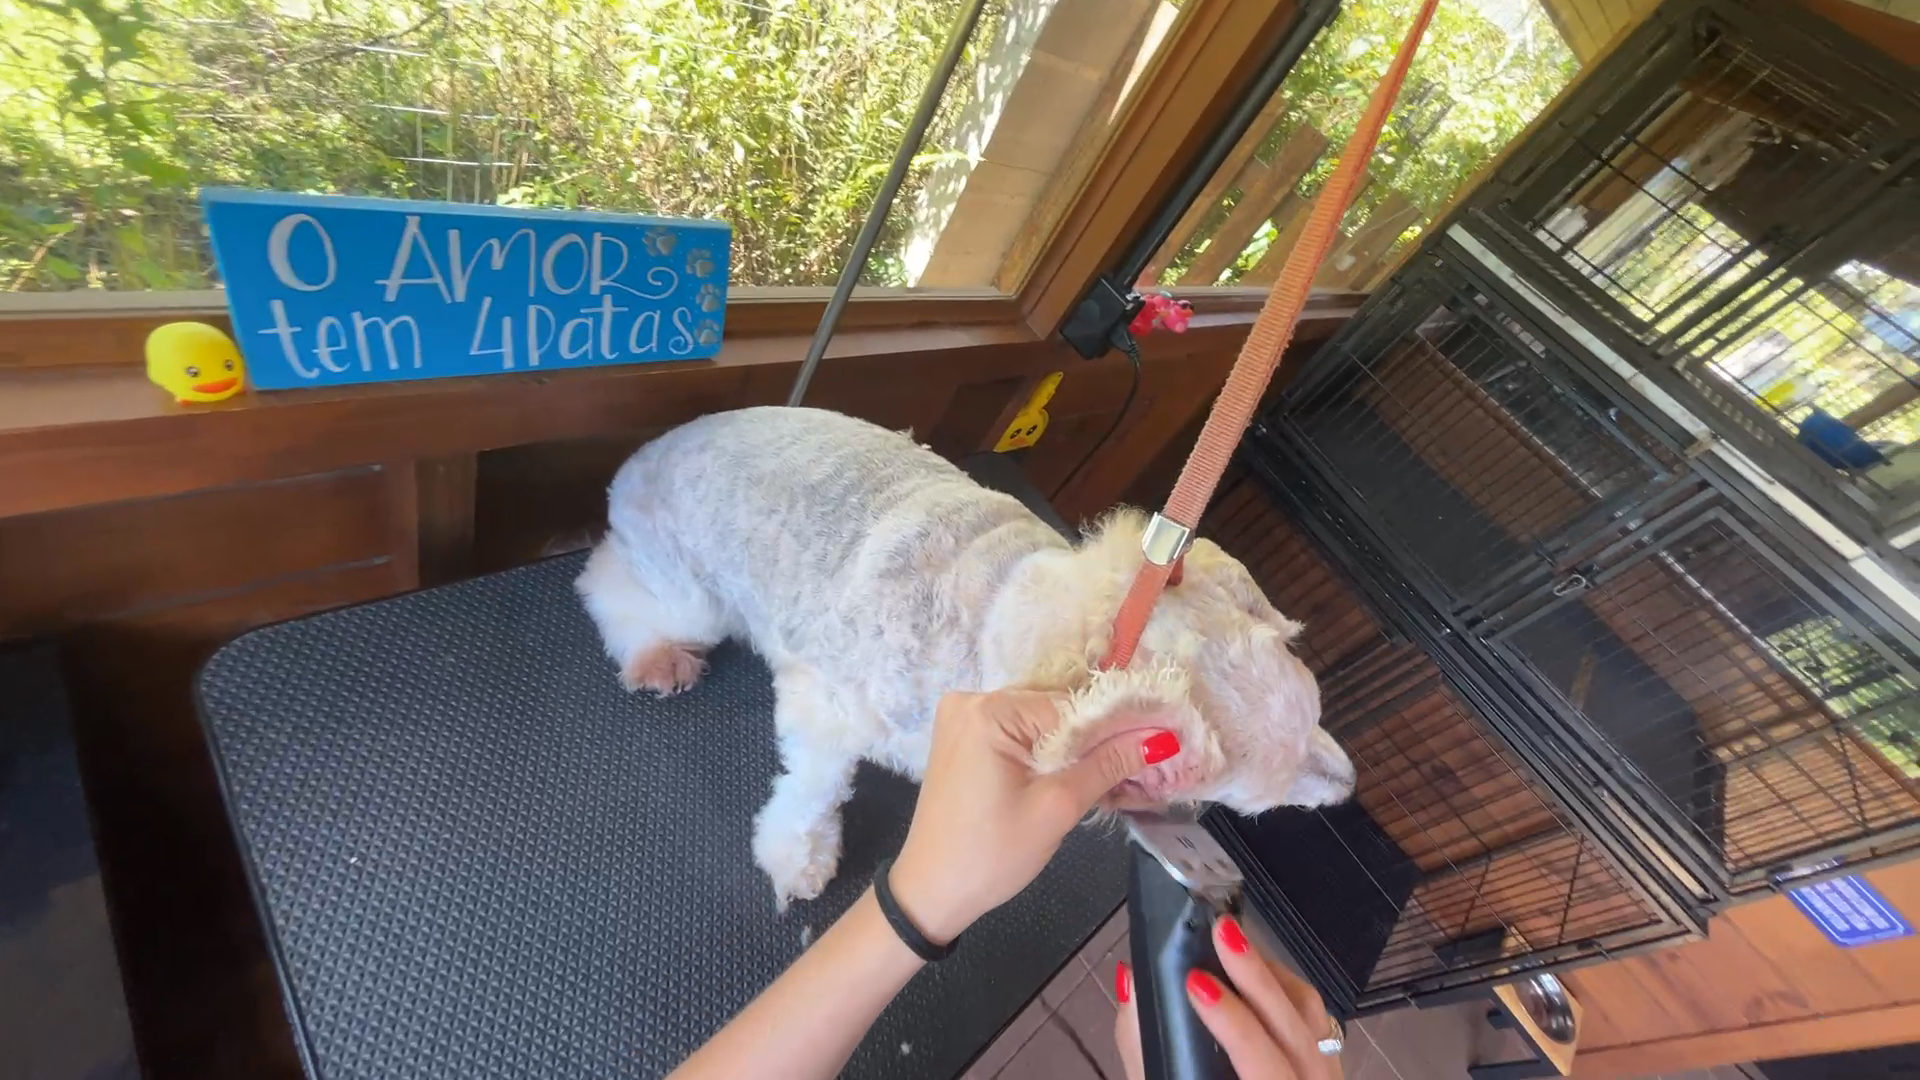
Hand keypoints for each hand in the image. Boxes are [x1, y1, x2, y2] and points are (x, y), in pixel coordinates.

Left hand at [889, 690, 1177, 944]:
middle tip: (1142, 761)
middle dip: (1095, 737)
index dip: (1116, 727)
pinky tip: (1071, 770)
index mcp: (989, 710)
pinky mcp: (961, 736)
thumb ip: (1107, 765)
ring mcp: (961, 716)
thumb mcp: (1057, 808)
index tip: (1158, 742)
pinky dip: (1043, 749)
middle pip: (1053, 710)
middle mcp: (971, 699)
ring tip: (1114, 768)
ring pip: (1037, 721)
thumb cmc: (992, 855)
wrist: (929, 891)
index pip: (1070, 706)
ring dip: (1071, 744)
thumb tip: (1160, 737)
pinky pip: (1015, 731)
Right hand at [1116, 914, 1340, 1079]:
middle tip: (1221, 931)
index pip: (1268, 1071)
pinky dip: (1285, 986)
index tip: (1195, 984)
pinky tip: (1253, 968)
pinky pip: (1318, 1022)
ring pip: (1315, 1025)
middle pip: (1299, 1039)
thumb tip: (1131, 981)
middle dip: (1259, 980)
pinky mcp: (1328, 1073)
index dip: (1237, 1027)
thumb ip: (1142, 1051)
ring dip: (1273, 976)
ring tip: (1231, 940)